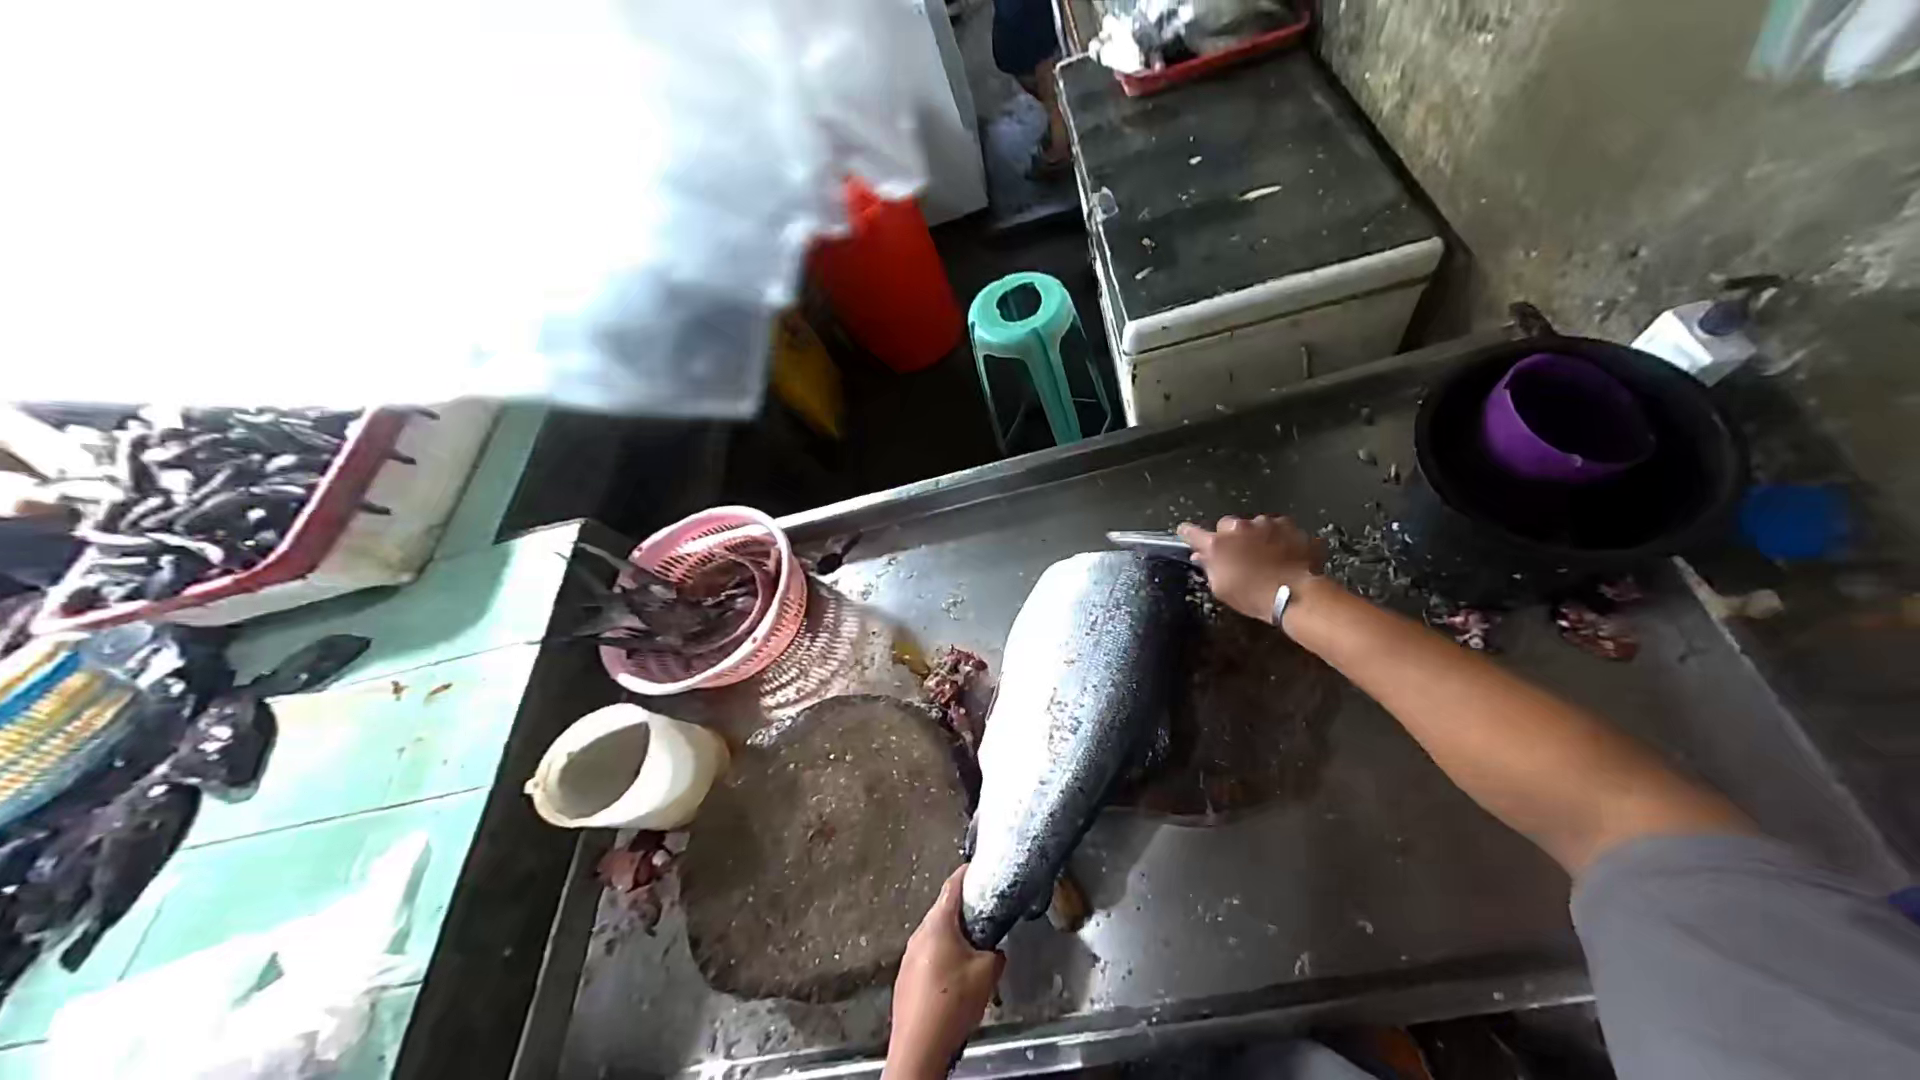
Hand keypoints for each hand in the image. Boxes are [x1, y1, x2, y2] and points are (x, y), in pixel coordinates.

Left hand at [885, 866, 1005, 1079]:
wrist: (920, 1046)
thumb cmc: (953, 1002)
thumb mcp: (987, 973)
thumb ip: (995, 953)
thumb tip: (994, 951)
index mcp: (937, 924)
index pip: (952, 886)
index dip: (965, 874)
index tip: (976, 867)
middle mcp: (919, 934)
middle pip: (943, 911)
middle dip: (963, 912)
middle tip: (984, 914)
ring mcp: (909, 956)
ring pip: (935, 935)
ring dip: (953, 938)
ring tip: (973, 952)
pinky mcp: (905, 977)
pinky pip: (927, 956)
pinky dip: (942, 957)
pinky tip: (955, 979)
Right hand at [1177, 515, 1325, 624]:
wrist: (1297, 595)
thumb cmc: (1254, 596)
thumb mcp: (1222, 588)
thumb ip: (1209, 567)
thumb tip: (1202, 555)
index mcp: (1217, 544)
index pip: (1192, 532)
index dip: (1188, 533)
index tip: (1186, 532)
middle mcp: (1239, 528)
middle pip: (1227, 525)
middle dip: (1230, 536)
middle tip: (1238, 554)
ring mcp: (1267, 524)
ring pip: (1255, 525)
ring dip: (1256, 535)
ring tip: (1267, 555)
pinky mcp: (1291, 526)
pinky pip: (1280, 529)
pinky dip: (1280, 538)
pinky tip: (1286, 553)